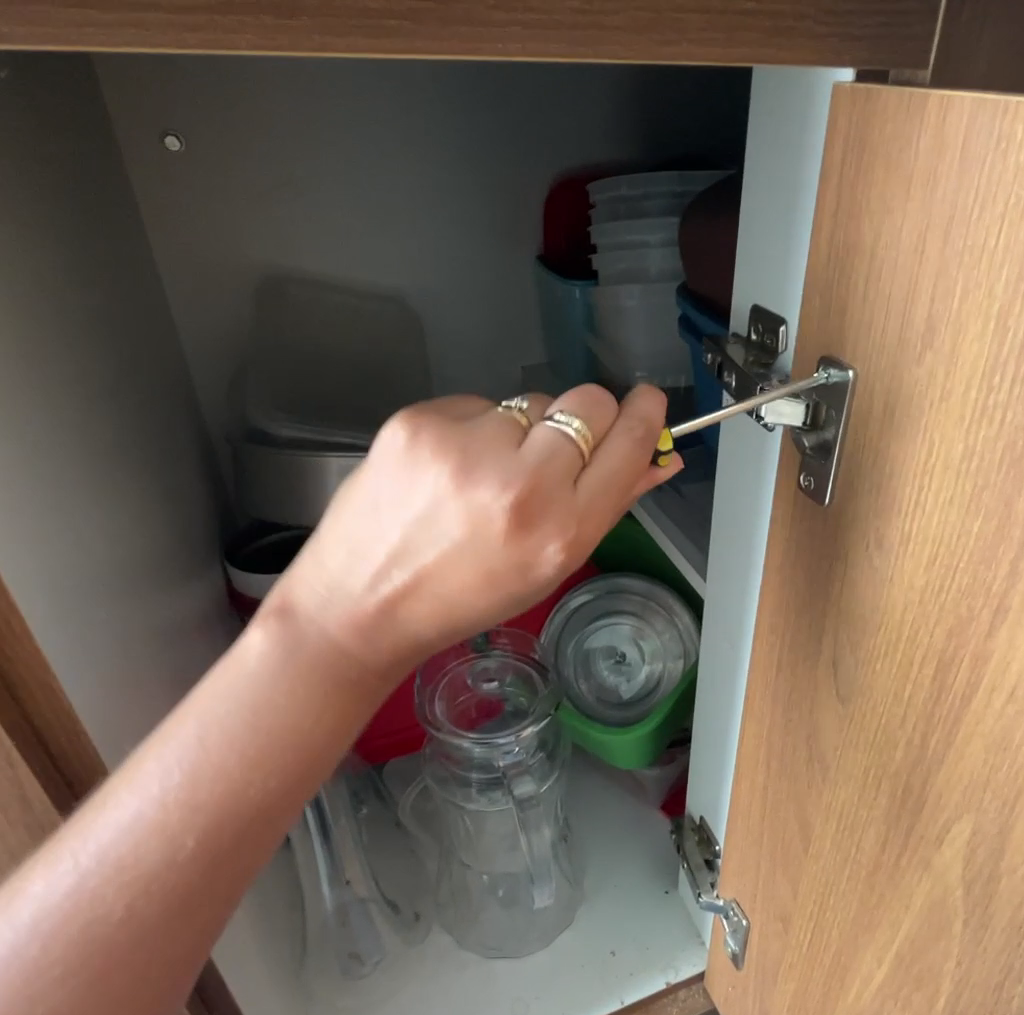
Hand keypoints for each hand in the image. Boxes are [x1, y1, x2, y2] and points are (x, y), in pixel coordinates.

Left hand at [262, 383, 683, 677]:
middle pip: (587, 402)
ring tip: (485, 475)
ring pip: (530, 402)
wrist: (363, 603)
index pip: (627, 443)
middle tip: (557, 447)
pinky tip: (449, 468)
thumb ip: (608, 505)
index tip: (645, 401)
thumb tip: (660, 457)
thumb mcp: (550, 566)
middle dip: (584, 417)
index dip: (642, 415)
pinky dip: (474, 430)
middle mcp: (522, 484)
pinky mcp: (421, 422)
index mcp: (562, 531)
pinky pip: (477, 405)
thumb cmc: (467, 596)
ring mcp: (467, 447)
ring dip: (523, 430)